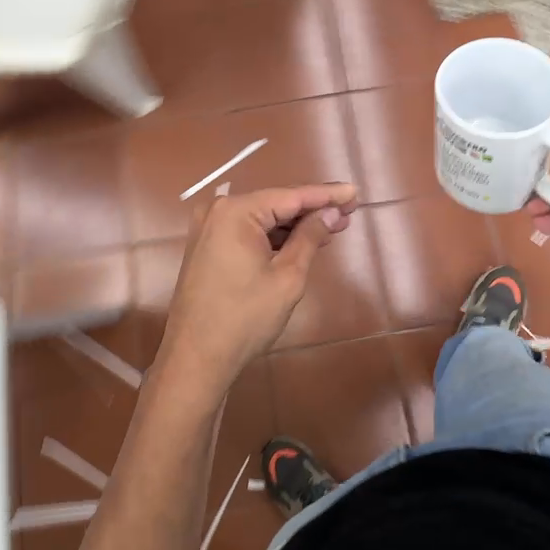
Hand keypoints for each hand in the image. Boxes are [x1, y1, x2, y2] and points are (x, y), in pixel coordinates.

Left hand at [157, 183, 357, 391]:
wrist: (195, 357)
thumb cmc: (245, 317)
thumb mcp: (287, 277)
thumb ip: (310, 238)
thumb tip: (331, 213)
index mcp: (236, 211)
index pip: (291, 196)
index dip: (326, 195)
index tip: (354, 192)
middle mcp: (219, 210)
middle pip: (275, 203)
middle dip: (312, 209)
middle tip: (349, 211)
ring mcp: (210, 228)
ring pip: (262, 218)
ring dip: (295, 224)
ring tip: (332, 227)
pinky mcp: (208, 246)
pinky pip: (248, 232)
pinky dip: (274, 237)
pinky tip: (300, 241)